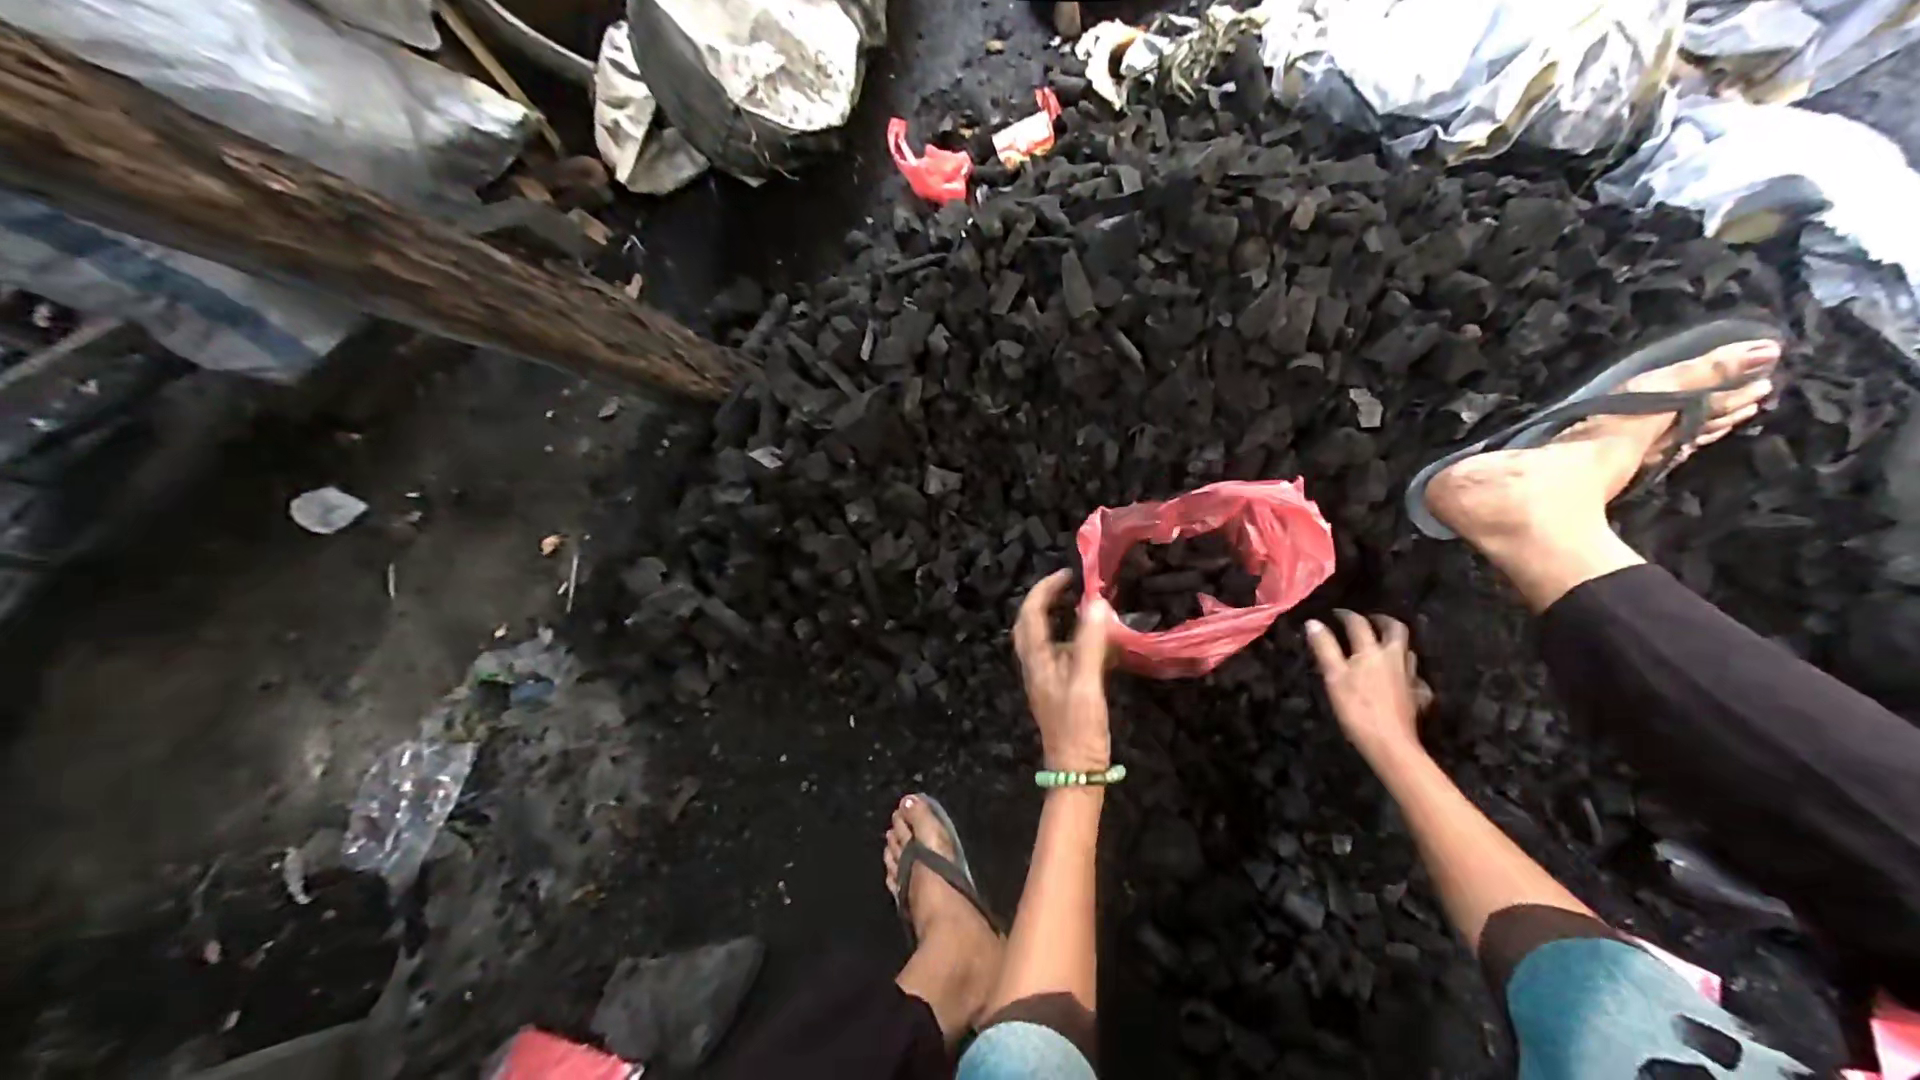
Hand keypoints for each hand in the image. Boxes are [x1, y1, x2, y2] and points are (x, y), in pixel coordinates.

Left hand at [1014, 569, 1113, 772]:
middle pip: (1032, 623)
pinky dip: (1078, 641)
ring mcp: (1048, 678)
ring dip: (1063, 618)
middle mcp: (1036, 665)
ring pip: (1049, 638)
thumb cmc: (1078, 727)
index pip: (1031, 613)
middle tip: (1073, 586)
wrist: (1076, 772)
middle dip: (1048, 599)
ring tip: (1089, 607)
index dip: (1045, 588)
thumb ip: (1090, 642)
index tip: (1069, 574)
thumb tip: (1096, 602)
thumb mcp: (1087, 683)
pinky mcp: (1061, 690)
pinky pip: (1065, 655)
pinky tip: (1101, 643)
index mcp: (1036, 659)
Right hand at [1305, 610, 1433, 762]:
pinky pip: (1415, 674)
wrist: (1390, 743)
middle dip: (1381, 620)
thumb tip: (1313, 622)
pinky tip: (1400, 675)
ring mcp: (1410, 676)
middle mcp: (1394, 657)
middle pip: (1395, 629)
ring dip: (1394, 642)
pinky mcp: (1418, 694)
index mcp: (1372, 651)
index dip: (1345, 615)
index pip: (1358, 624)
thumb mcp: (1333, 676)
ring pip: (1407, 650)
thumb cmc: (1356, 708)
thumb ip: (1324, 647)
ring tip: (1381, 644)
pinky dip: (1406, 669)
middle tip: (1369, 620)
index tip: (1334, 613)